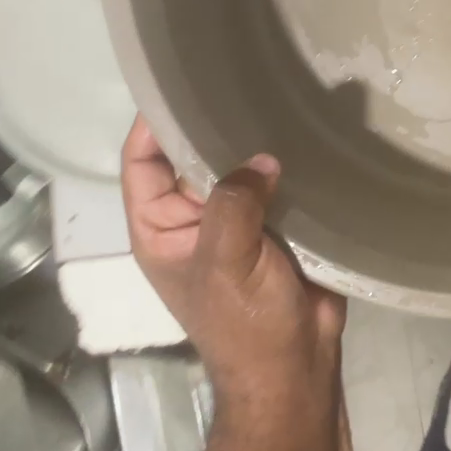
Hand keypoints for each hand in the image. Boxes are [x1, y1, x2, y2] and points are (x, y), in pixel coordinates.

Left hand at [121, 117, 344, 407]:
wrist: (295, 365)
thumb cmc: (245, 323)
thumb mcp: (226, 261)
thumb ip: (234, 204)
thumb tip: (262, 160)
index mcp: (161, 230)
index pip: (142, 165)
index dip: (151, 127)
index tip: (180, 88)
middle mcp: (195, 221)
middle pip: (194, 161)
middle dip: (213, 129)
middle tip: (243, 85)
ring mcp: (238, 225)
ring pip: (240, 172)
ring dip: (256, 147)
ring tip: (280, 104)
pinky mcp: (278, 230)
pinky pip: (276, 189)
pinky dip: (288, 169)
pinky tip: (307, 141)